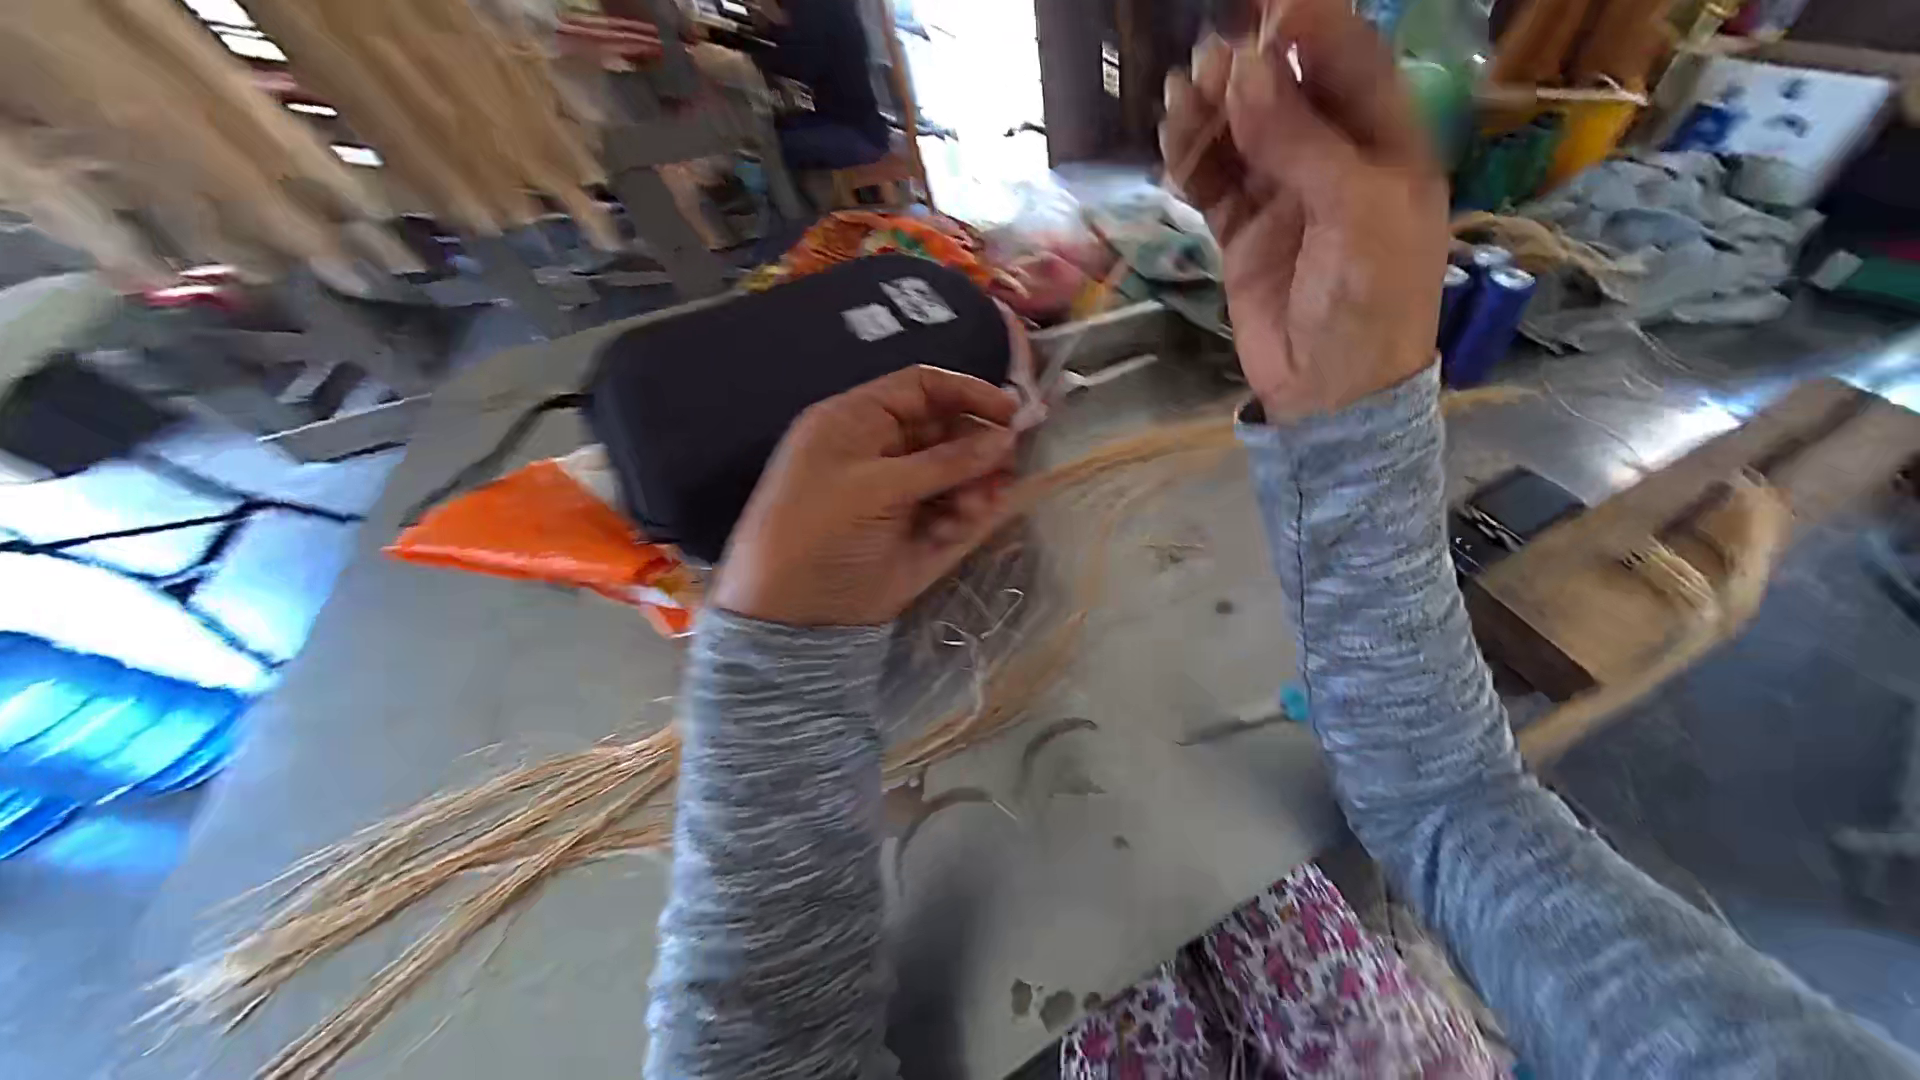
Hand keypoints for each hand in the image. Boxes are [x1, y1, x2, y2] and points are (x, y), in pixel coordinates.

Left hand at [712, 365, 1018, 626]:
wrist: (794, 615)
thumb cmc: (820, 532)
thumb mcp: (876, 487)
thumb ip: (945, 462)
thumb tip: (1006, 438)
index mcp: (857, 422)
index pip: (920, 388)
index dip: (967, 392)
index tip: (1011, 411)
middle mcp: (883, 451)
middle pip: (946, 429)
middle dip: (978, 445)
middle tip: (1008, 463)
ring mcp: (903, 493)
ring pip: (958, 472)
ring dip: (976, 483)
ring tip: (977, 506)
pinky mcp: (919, 531)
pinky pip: (957, 510)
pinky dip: (969, 514)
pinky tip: (968, 523)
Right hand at [1160, 0, 1448, 419]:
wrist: (1329, 389)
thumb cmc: (1368, 300)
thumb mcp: (1355, 213)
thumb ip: (1302, 144)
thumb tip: (1248, 75)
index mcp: (1385, 146)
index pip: (1351, 66)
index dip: (1313, 30)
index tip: (1269, 8)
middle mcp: (1332, 163)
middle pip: (1287, 96)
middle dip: (1251, 72)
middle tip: (1211, 62)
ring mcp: (1283, 199)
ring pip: (1242, 139)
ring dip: (1213, 114)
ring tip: (1183, 96)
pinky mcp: (1242, 234)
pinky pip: (1213, 186)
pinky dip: (1193, 163)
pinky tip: (1174, 145)